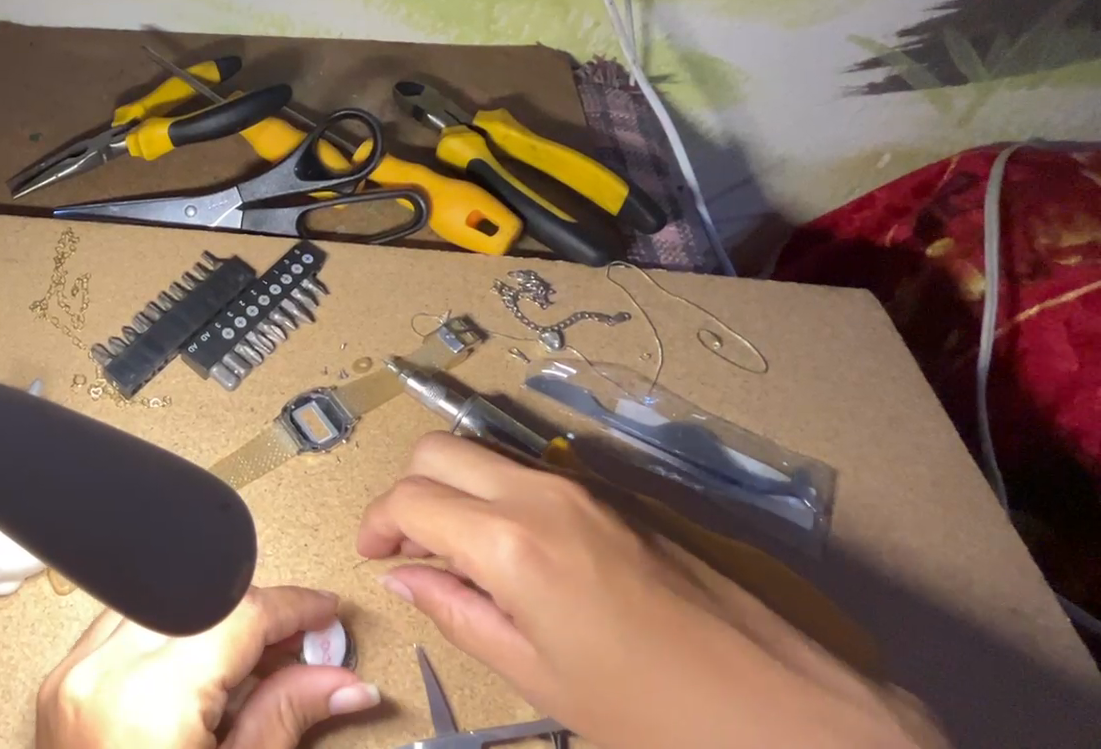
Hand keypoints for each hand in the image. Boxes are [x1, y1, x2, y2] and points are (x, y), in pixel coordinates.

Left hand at [36, 585, 380, 748]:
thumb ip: (285, 718)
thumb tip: (343, 682)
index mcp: (149, 702)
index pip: (236, 615)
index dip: (291, 607)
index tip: (324, 613)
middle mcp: (102, 671)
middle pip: (201, 601)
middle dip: (255, 615)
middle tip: (298, 646)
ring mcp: (72, 672)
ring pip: (164, 605)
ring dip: (211, 621)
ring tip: (248, 664)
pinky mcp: (59, 680)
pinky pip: (125, 628)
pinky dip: (168, 637)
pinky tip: (195, 674)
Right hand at [358, 433, 949, 748]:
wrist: (793, 713)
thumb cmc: (652, 715)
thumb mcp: (538, 677)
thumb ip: (456, 612)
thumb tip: (403, 578)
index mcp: (511, 543)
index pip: (410, 499)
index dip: (376, 523)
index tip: (373, 556)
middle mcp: (538, 492)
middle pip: (436, 450)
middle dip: (406, 490)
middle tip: (406, 546)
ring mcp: (579, 486)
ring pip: (481, 451)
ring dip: (451, 486)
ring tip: (455, 550)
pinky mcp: (612, 495)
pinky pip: (526, 470)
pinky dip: (494, 492)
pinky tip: (511, 551)